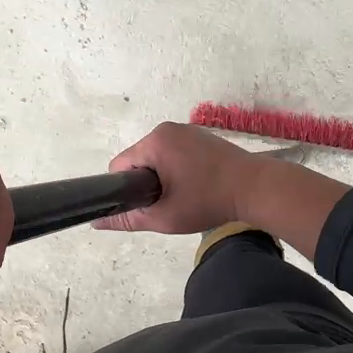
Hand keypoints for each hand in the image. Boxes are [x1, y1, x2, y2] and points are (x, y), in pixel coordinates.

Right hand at [95, 122, 264, 234]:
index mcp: (155, 141)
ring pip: (158, 157)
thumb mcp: (165, 216)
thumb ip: (128, 219)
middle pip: (139, 160)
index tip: (145, 206)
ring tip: (184, 196)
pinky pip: (176, 152)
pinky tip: (196, 185)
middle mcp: (167, 129)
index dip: (126, 189)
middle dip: (146, 183)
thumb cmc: (208, 201)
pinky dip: (178, 169)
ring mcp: (186, 130)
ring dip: (163, 177)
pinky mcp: (201, 136)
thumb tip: (97, 222)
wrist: (256, 188)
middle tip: (167, 204)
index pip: (120, 166)